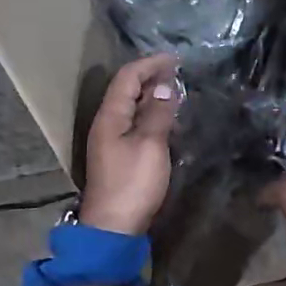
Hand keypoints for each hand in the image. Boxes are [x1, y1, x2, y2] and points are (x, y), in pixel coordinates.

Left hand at [79, 55, 181, 234]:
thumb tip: (165, 85)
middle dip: (152, 77)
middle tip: (179, 74)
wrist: (114, 226)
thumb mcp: (150, 145)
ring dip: (152, 96)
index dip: (150, 64)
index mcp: (110, 116)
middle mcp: (107, 123)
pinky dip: (151, 115)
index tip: (176, 59)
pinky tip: (168, 121)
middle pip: (127, 90)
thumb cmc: (133, 183)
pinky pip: (134, 124)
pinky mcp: (119, 155)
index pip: (128, 77)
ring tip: (177, 93)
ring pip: (131, 107)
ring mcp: (111, 140)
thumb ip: (158, 113)